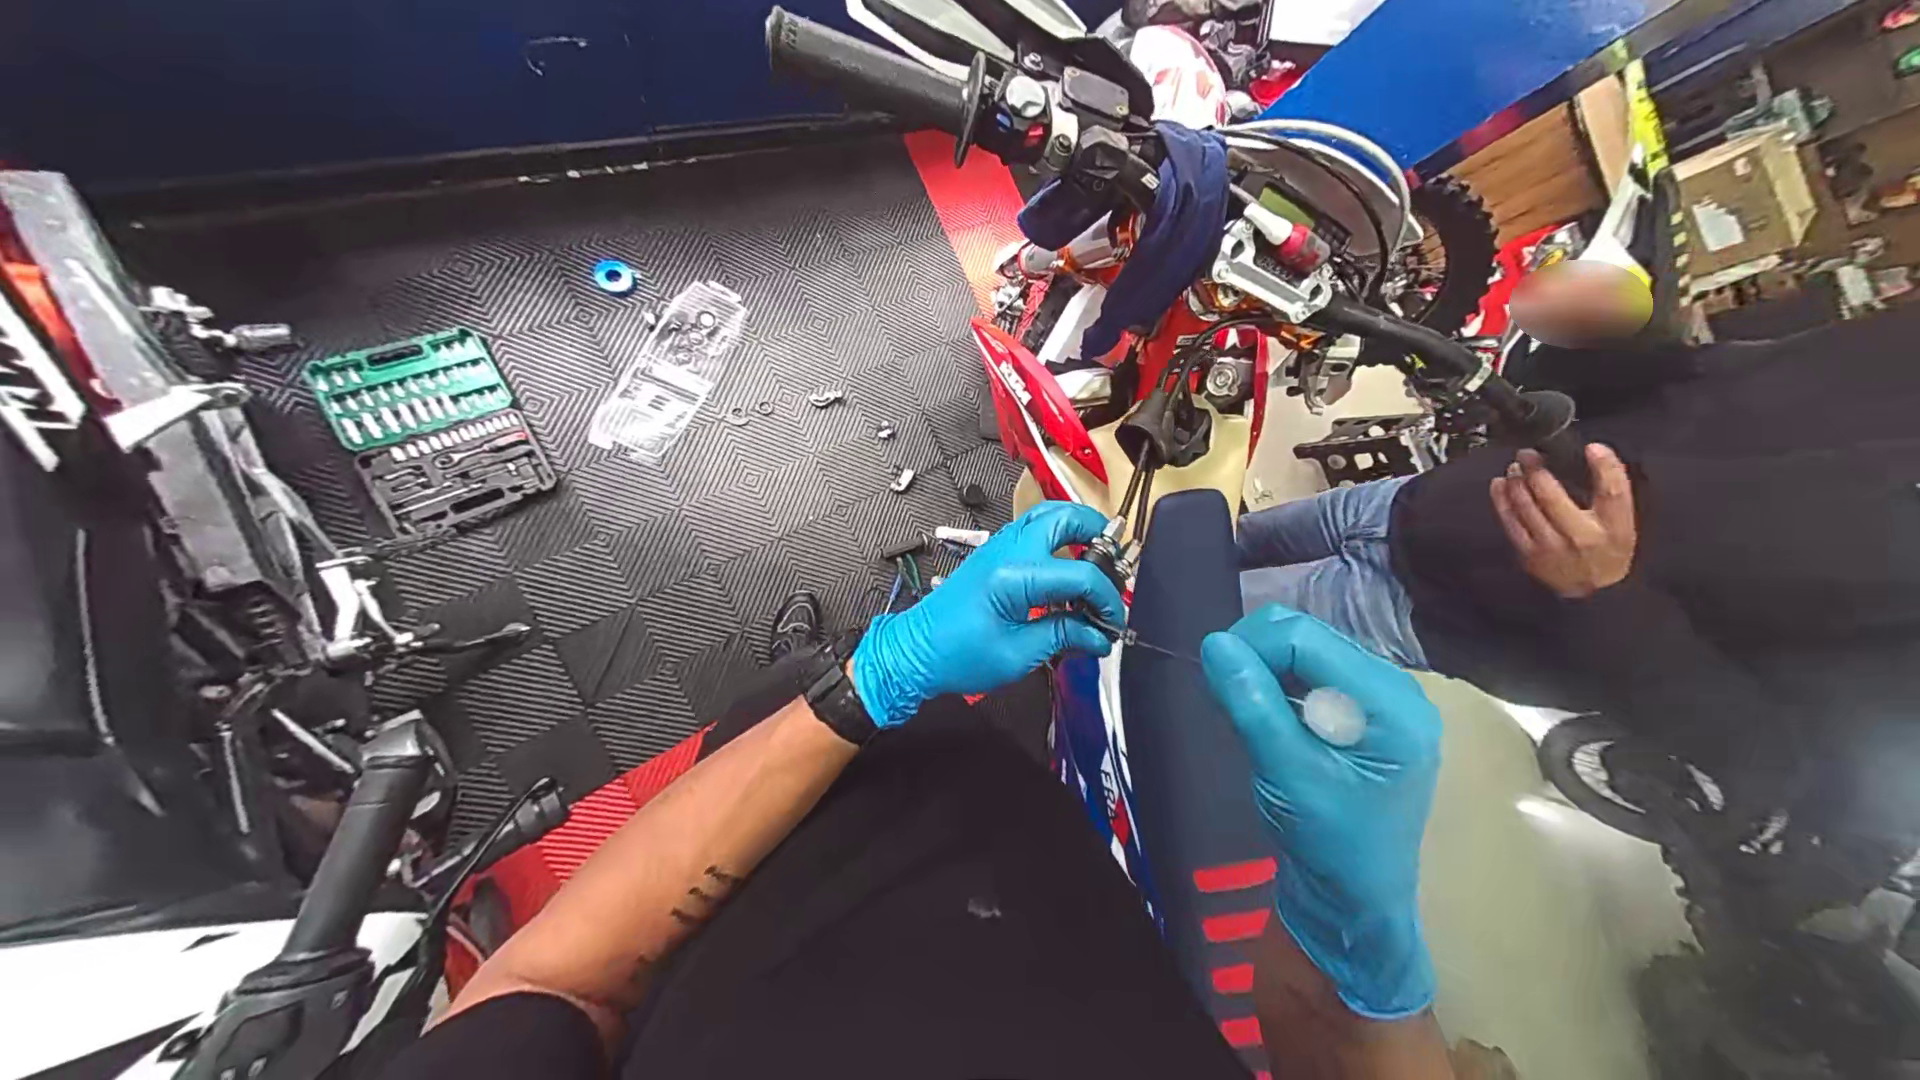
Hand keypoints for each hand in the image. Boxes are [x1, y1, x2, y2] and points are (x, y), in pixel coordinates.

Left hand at [850, 502, 1124, 726]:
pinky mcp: (993, 554)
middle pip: (1065, 517)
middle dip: (1098, 535)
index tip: (1113, 622)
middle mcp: (1007, 551)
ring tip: (1096, 560)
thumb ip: (1064, 636)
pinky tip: (1066, 568)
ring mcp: (998, 548)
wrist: (915, 651)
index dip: (1106, 599)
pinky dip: (1057, 540)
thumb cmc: (955, 654)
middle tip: (1115, 564)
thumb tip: (1097, 634)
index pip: (1080, 575)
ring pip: (1047, 516)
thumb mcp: (1018, 654)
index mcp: (1014, 577)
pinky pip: (1032, 531)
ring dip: (1077, 530)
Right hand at [1202, 604, 1441, 1018]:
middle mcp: (1391, 685)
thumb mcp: (1287, 774)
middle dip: (1254, 655)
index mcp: (1391, 703)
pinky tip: (1264, 716)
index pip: (1304, 638)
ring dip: (1259, 669)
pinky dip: (1271, 680)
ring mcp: (1375, 693)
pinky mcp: (1357, 703)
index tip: (1217, 683)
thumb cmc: (1330, 841)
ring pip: (1298, 645)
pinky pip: (1302, 666)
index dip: (1251, 648)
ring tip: (1245, 714)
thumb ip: (1253, 705)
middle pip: (1303, 633)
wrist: (1354, 893)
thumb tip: (1214, 643)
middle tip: (1227, 699)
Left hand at [1489, 442, 1635, 598]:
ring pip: (1526, 506)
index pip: (1613, 493)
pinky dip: (1502, 499)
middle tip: (1528, 453)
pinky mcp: (1527, 552)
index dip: (1605, 468)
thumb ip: (1610, 497)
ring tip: (1515, 466)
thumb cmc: (1608, 551)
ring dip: (1517, 482)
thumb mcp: (1622, 526)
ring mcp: (1550, 545)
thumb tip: (1595, 459)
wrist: (1592, 590)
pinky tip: (1500, 484)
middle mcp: (1581, 535)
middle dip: (1537, 470)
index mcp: (1614, 527)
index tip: (1593, 448)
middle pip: (1553, 496)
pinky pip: (1510, 520)